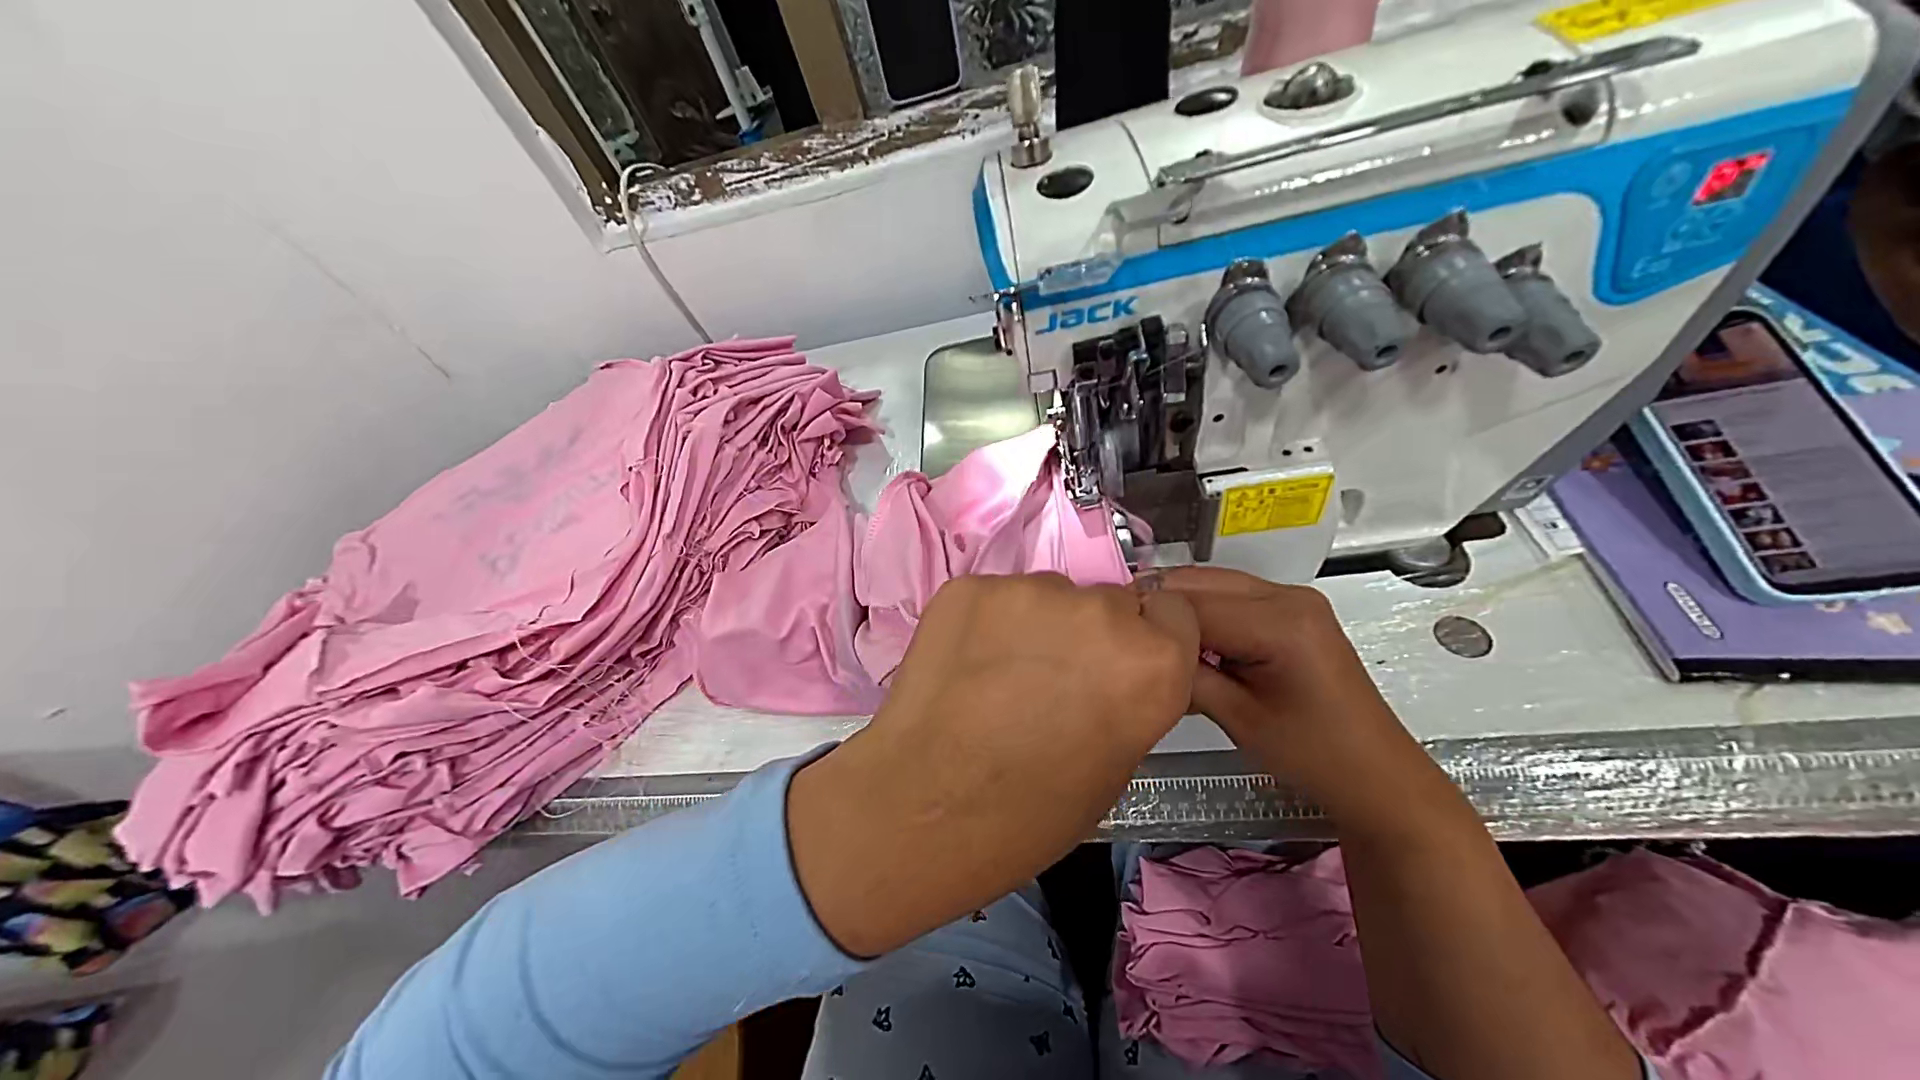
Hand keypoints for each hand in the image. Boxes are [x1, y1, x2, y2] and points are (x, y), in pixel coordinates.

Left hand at [787, 573, 1198, 956]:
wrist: (925, 808)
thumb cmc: (1031, 813)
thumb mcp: (1116, 764)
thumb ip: (1130, 697)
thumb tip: (1114, 671)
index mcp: (1152, 660)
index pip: (1172, 614)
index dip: (1146, 639)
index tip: (1117, 665)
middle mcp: (1099, 610)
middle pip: (1108, 602)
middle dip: (1089, 633)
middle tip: (1051, 679)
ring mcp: (1029, 591)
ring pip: (1049, 596)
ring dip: (1037, 626)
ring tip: (1000, 678)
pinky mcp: (970, 587)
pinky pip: (997, 598)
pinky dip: (988, 624)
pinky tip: (967, 667)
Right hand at [1145, 565, 1448, 831]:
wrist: (1376, 775)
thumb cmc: (1313, 755)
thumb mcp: (1239, 718)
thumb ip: (1187, 676)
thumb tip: (1142, 651)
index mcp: (1280, 622)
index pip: (1192, 606)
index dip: (1148, 617)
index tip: (1106, 633)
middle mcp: (1288, 596)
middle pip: (1201, 583)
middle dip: (1157, 603)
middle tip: (1117, 631)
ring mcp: (1293, 599)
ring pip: (1212, 584)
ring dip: (1176, 605)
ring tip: (1142, 634)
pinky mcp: (1291, 610)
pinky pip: (1231, 596)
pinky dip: (1200, 611)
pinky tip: (1179, 636)